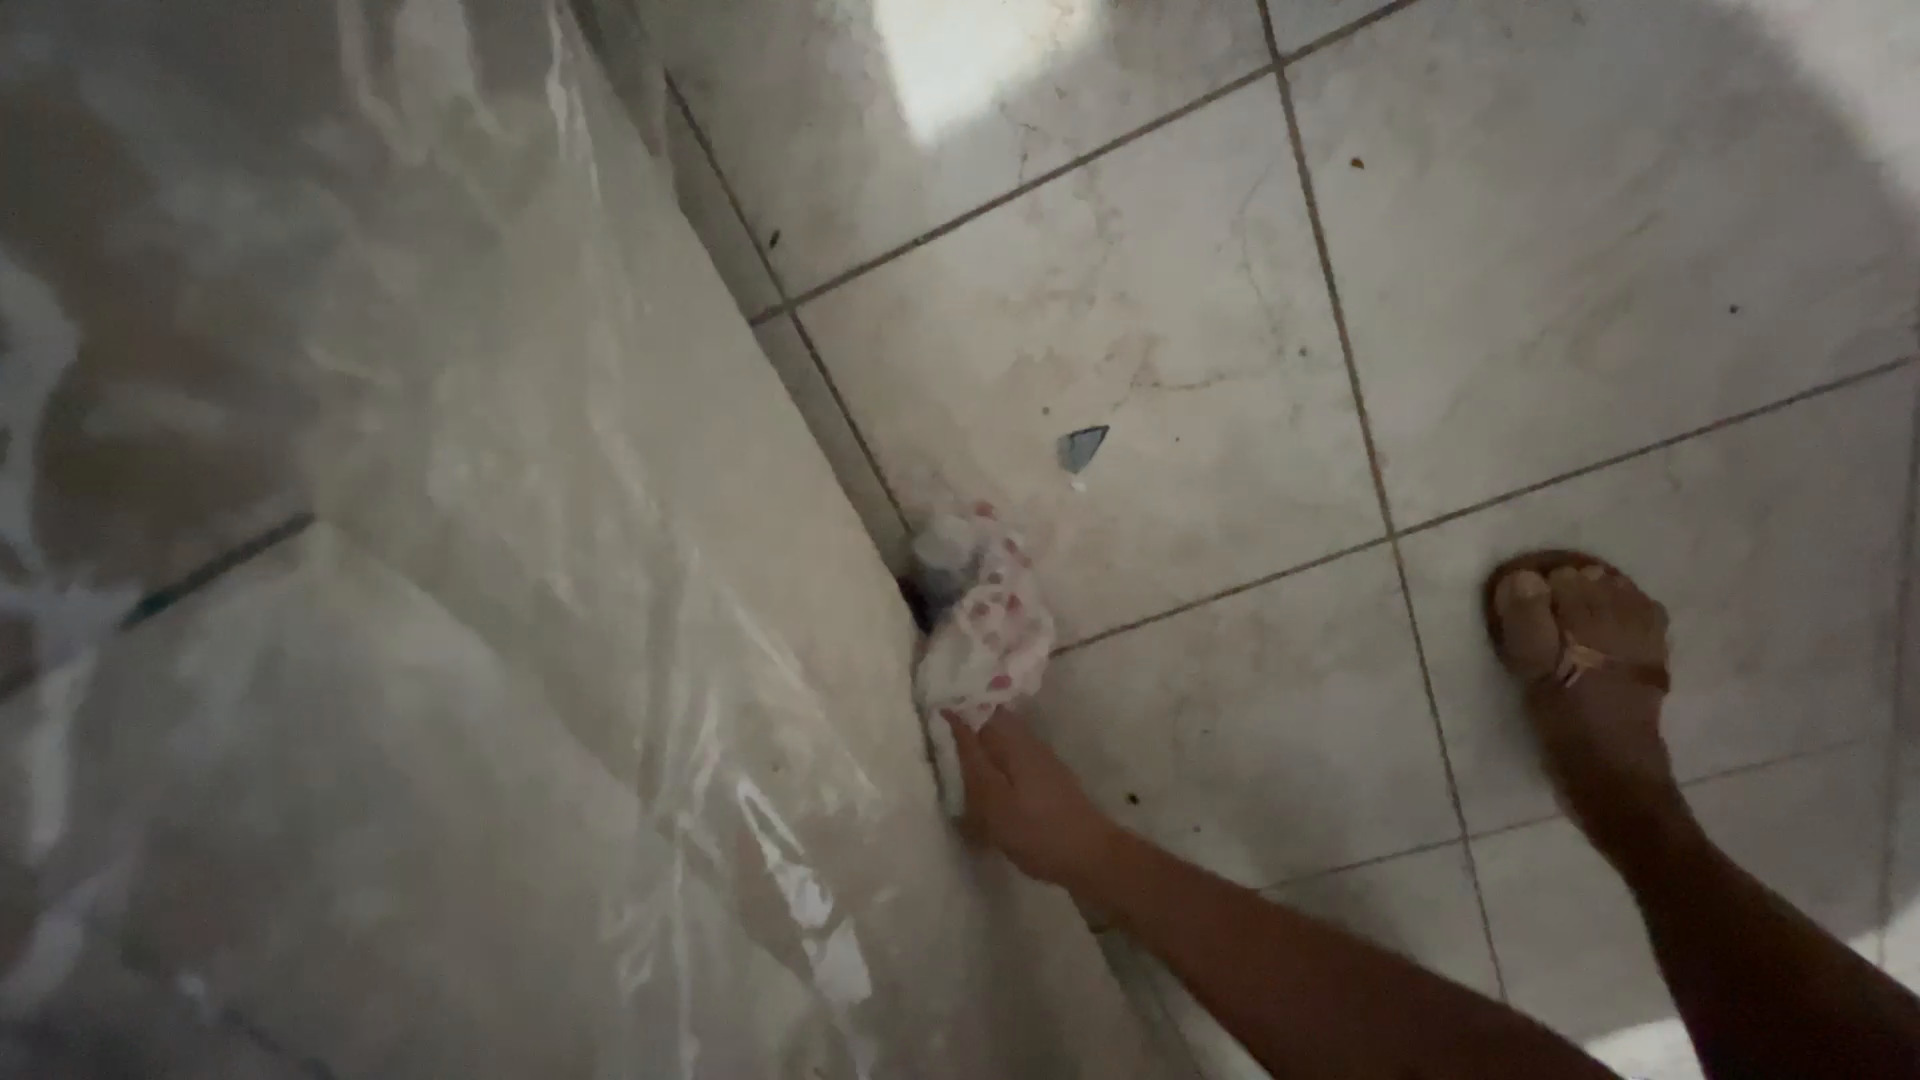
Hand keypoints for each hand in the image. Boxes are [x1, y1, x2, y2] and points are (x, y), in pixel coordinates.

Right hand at [945, 708, 1127, 893]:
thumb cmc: (1037, 831)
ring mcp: (1040, 757)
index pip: (978, 710)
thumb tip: (953, 719)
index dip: (954, 708)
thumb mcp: (995, 801)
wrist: (1091, 856)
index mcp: (1013, 741)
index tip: (929, 713)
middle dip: (966, 721)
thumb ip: (973, 761)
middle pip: (991, 719)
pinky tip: (985, 780)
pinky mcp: (1046, 775)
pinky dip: (994, 760)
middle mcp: (1028, 741)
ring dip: (980, 741)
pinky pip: (1011, 754)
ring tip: (956, 758)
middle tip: (938, 736)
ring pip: (1002, 737)